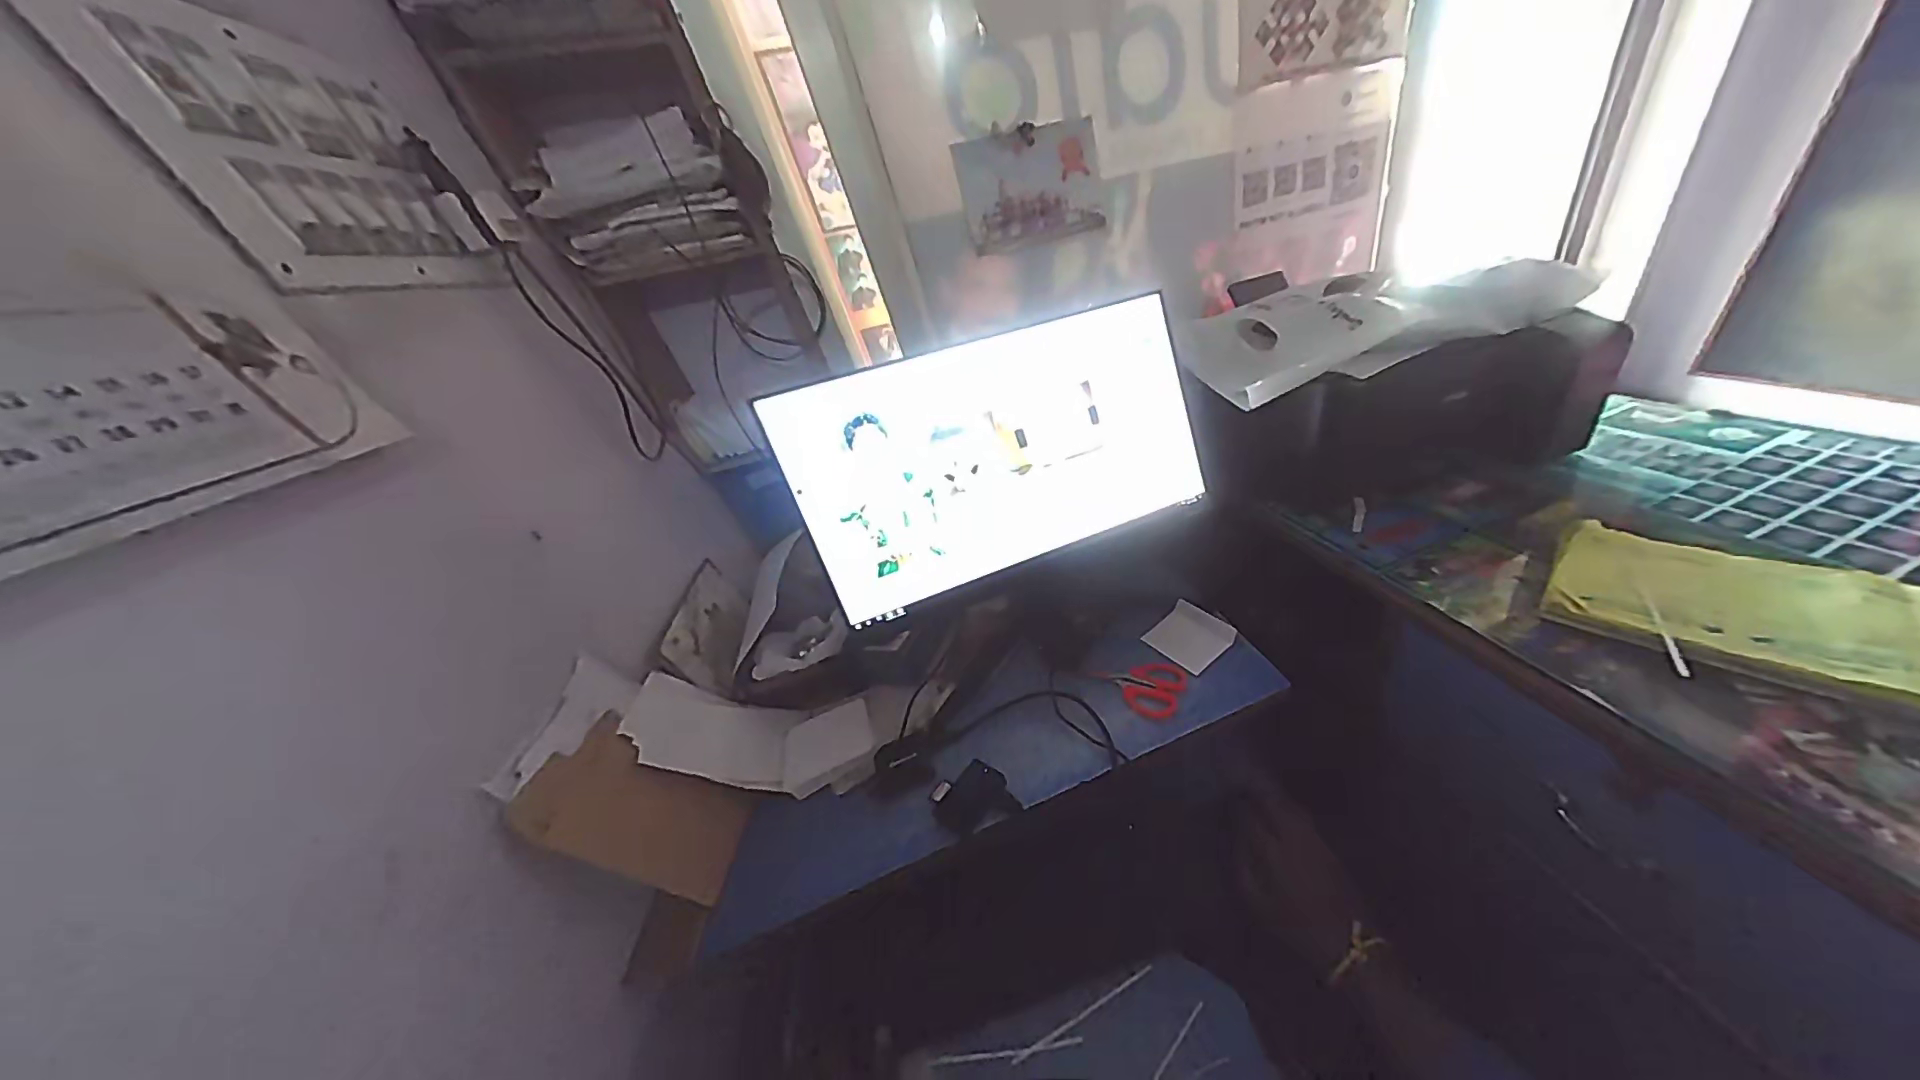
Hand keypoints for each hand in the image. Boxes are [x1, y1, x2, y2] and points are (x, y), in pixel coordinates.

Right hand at [1233, 777, 1369, 974]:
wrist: (1348, 942)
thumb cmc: (1295, 926)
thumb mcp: (1256, 902)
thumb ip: (1241, 866)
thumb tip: (1232, 838)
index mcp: (1271, 849)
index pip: (1248, 814)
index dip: (1234, 804)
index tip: (1223, 797)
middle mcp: (1293, 836)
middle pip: (1271, 801)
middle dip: (1253, 791)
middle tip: (1238, 788)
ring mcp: (1314, 839)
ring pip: (1289, 806)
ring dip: (1272, 797)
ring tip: (1257, 795)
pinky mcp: (1328, 846)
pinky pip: (1302, 817)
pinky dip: (1287, 808)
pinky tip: (1280, 812)